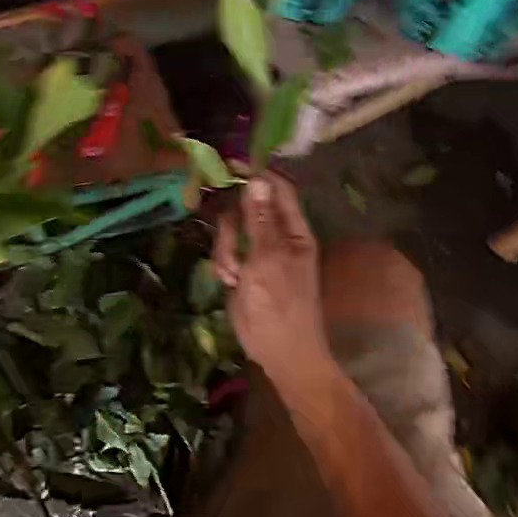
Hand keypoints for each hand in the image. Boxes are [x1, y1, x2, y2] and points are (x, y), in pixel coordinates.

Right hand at [213, 174, 328, 374]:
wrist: (278, 351)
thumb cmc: (281, 304)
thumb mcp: (267, 258)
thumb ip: (259, 219)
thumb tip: (257, 179)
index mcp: (294, 231)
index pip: (278, 190)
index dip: (258, 175)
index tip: (231, 165)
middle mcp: (276, 237)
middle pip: (247, 209)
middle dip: (233, 225)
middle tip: (231, 245)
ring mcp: (258, 253)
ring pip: (231, 231)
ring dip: (226, 249)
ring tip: (232, 274)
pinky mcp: (242, 269)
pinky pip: (225, 252)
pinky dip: (223, 265)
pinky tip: (228, 282)